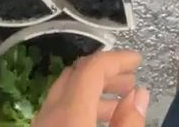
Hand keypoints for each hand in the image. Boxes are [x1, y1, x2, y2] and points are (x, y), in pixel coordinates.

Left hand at [31, 50, 147, 126]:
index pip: (92, 68)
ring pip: (65, 94)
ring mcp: (40, 125)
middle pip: (76, 75)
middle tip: (131, 80)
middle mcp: (49, 114)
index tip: (138, 60)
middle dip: (106, 72)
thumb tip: (139, 93)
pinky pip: (58, 112)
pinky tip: (97, 120)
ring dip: (93, 91)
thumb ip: (128, 122)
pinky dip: (80, 106)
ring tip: (120, 102)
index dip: (117, 59)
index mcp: (69, 114)